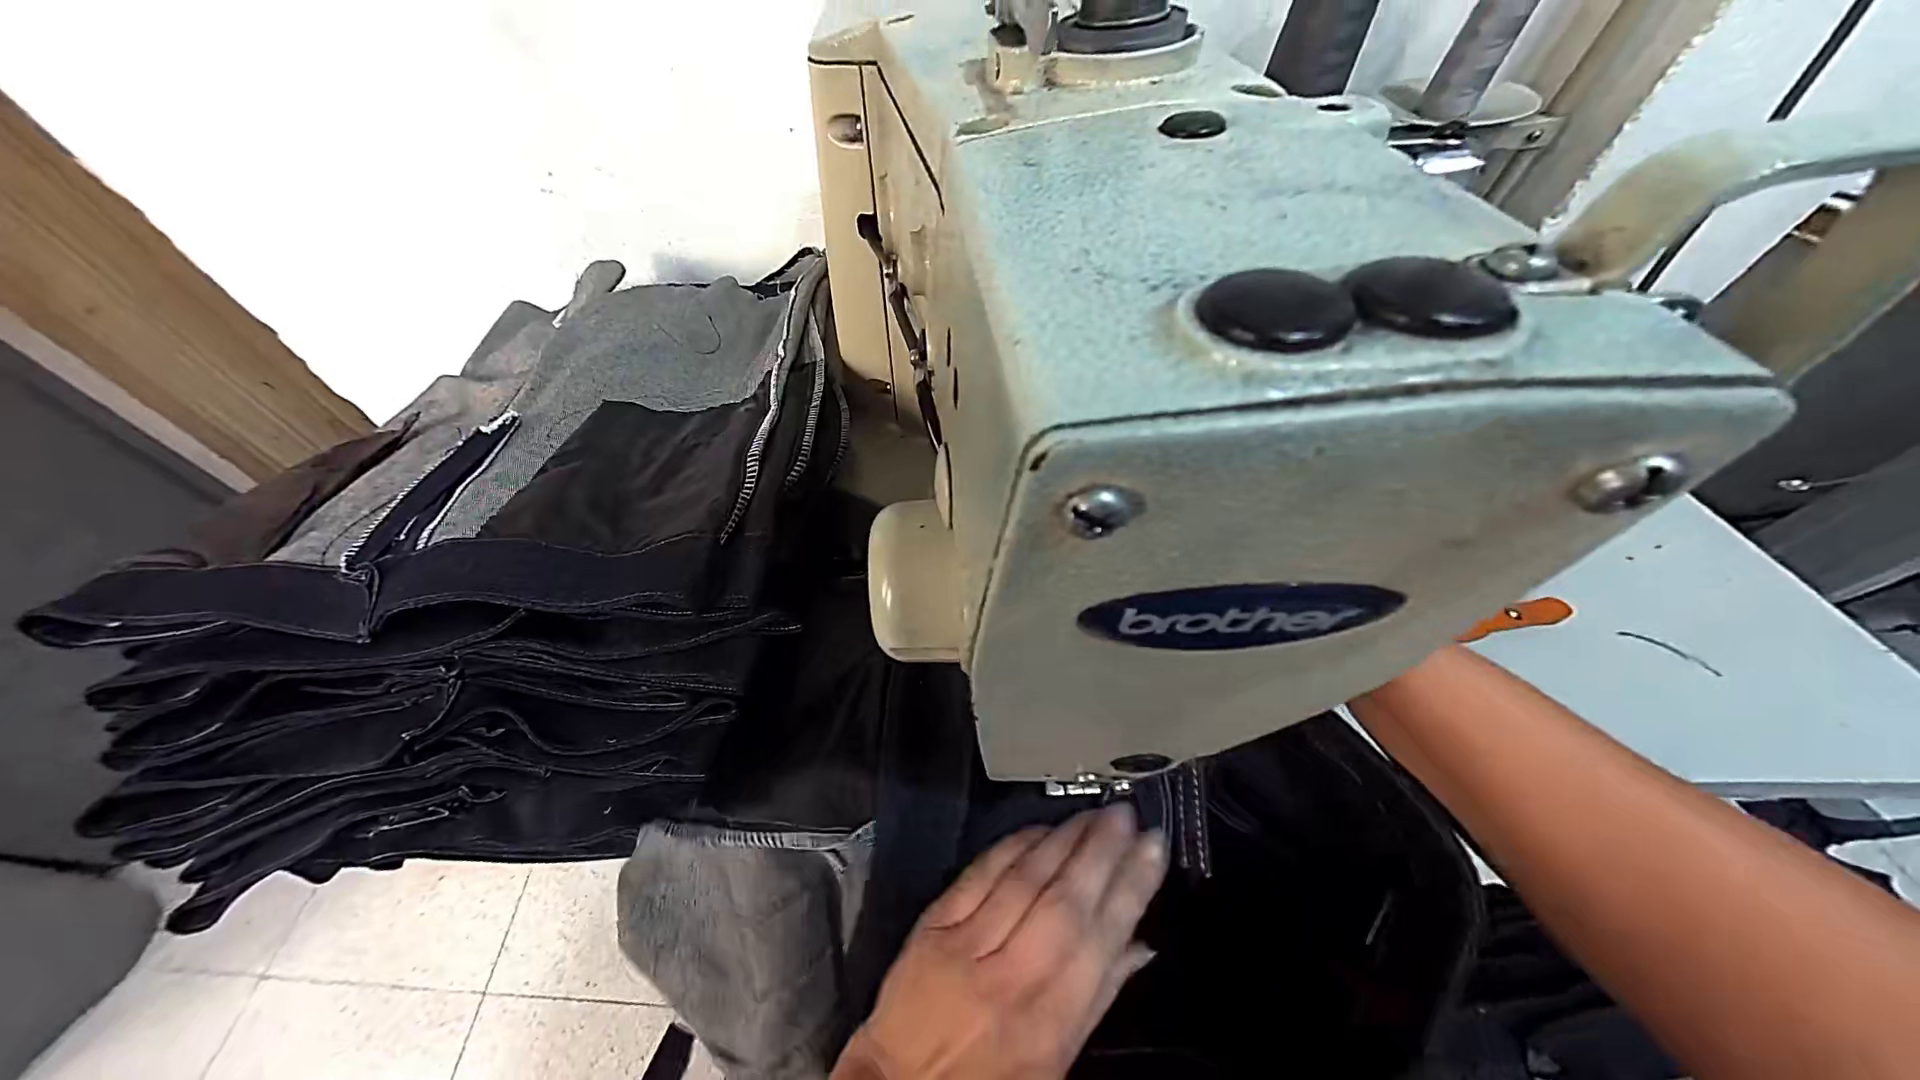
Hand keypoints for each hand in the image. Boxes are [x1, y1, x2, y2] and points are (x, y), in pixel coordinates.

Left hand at [833, 803, 1167, 1079]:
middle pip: (1064, 901)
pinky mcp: (932, 926)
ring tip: (1092, 815)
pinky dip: (1012, 846)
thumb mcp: (1056, 1061)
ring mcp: (966, 948)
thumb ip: (1097, 999)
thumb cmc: (989, 1079)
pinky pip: (979, 874)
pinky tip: (1037, 829)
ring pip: (1024, 880)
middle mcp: (1010, 979)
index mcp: (1048, 1022)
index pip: (1099, 938)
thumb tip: (1139, 945)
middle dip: (1101, 852)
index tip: (1153, 849)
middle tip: (1125, 814)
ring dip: (1063, 840)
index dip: (1131, 887)